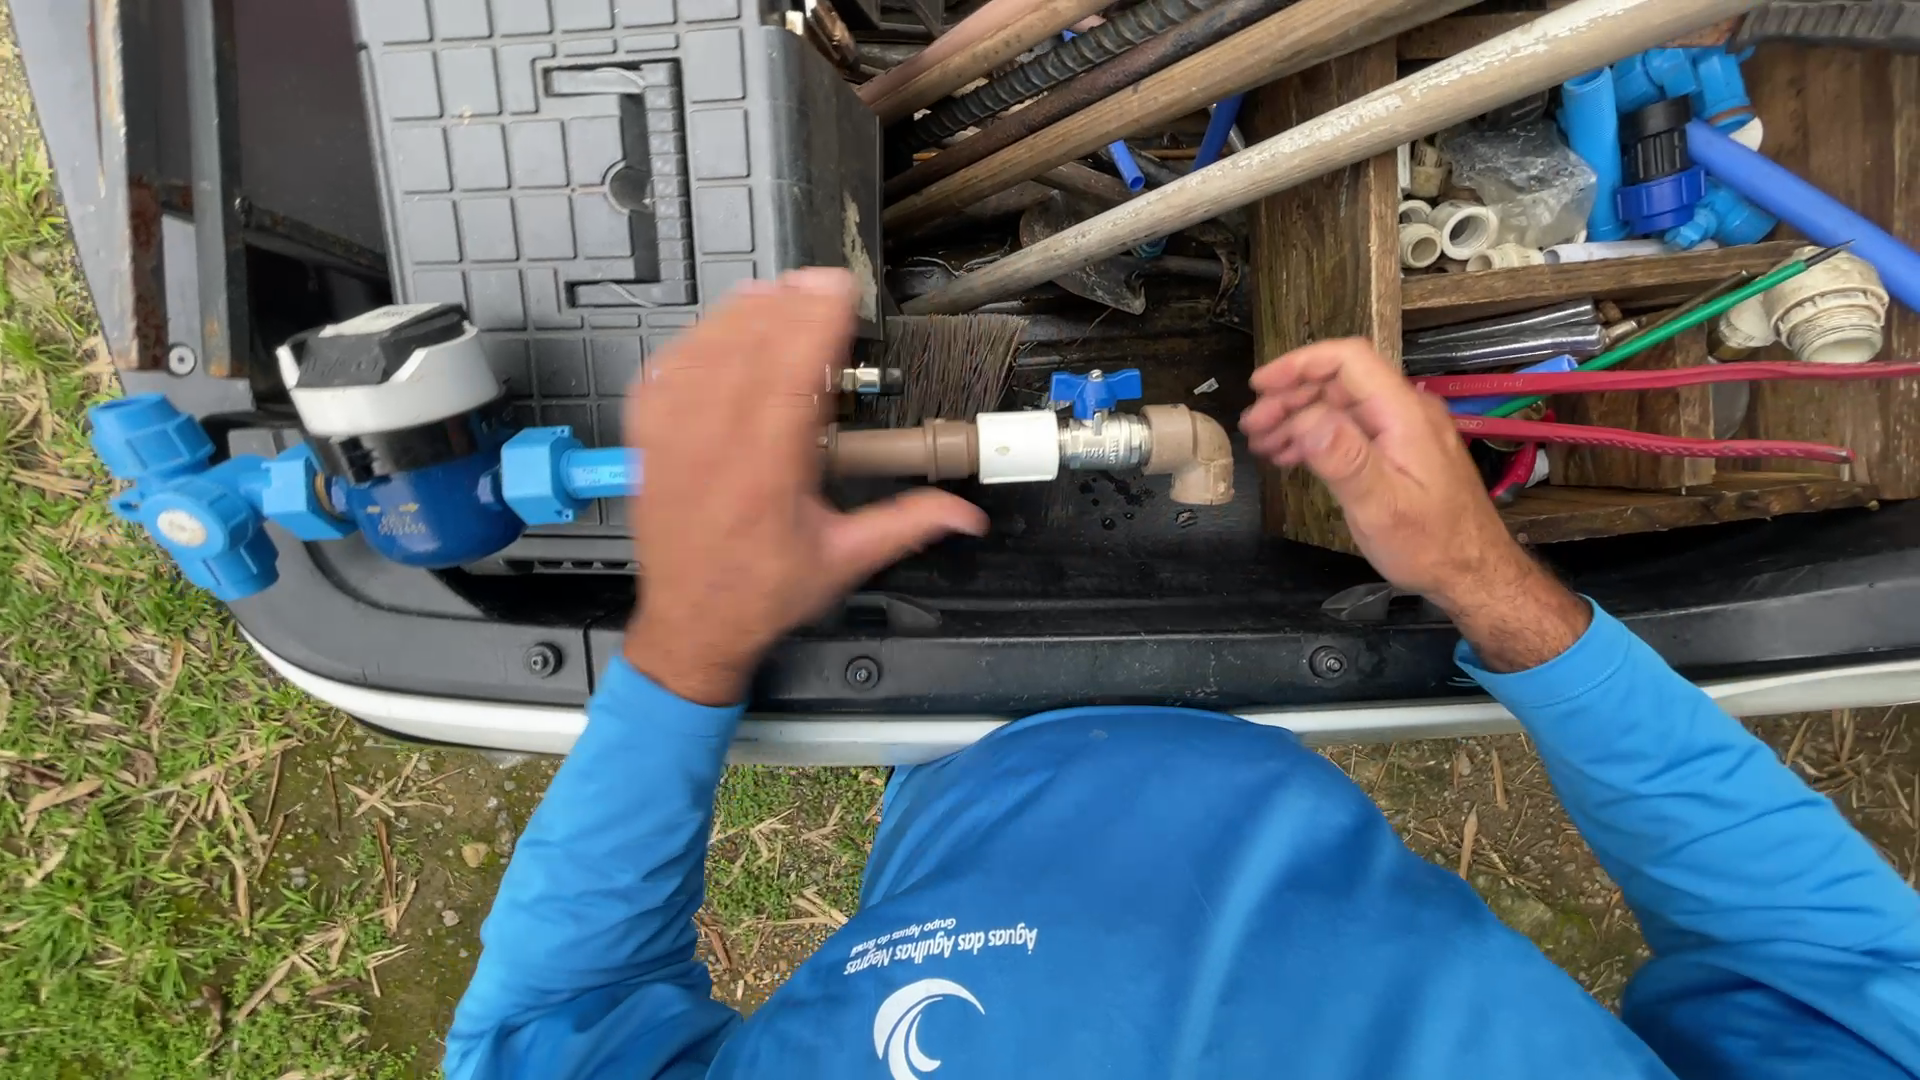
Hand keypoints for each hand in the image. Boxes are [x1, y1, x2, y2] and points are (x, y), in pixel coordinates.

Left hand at [622, 269, 987, 703]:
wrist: (692, 623)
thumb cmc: (763, 594)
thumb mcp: (844, 562)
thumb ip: (906, 526)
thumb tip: (965, 515)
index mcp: (767, 476)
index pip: (790, 378)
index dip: (815, 325)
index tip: (838, 293)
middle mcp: (713, 449)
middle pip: (747, 351)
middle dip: (786, 306)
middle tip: (819, 283)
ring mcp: (672, 441)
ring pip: (704, 352)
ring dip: (743, 314)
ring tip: (777, 293)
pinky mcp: (648, 442)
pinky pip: (663, 372)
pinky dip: (694, 341)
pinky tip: (719, 328)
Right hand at [1239, 339, 1587, 670]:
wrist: (1471, 573)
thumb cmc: (1429, 545)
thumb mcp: (1381, 506)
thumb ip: (1345, 459)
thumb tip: (1306, 421)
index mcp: (1402, 415)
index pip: (1348, 361)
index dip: (1299, 364)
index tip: (1258, 387)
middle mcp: (1403, 412)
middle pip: (1337, 382)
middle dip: (1288, 397)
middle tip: (1251, 427)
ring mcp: (1399, 431)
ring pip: (1337, 405)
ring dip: (1294, 418)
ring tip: (1260, 444)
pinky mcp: (1393, 450)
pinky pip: (1345, 429)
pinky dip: (1311, 437)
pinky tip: (1286, 456)